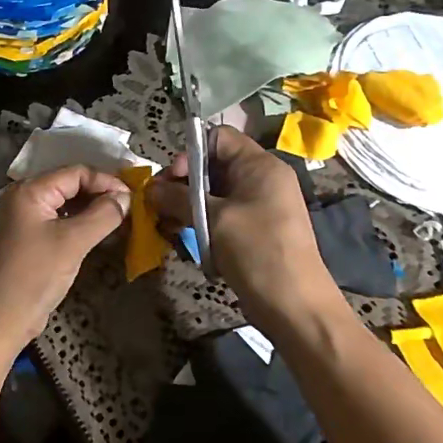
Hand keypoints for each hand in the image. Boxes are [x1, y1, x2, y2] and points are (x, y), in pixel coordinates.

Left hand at [0, 165, 130, 353]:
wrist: (0, 316)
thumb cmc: (35, 274)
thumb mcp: (73, 241)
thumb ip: (103, 214)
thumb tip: (126, 197)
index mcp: (28, 190)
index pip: (75, 172)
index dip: (106, 181)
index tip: (134, 197)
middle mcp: (23, 198)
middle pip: (69, 185)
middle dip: (100, 194)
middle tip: (131, 209)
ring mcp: (23, 219)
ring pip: (65, 204)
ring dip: (91, 210)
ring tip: (121, 221)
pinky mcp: (27, 238)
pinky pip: (58, 221)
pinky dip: (79, 224)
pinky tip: (99, 233)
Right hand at [146, 126, 336, 330]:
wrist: (293, 305)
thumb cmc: (257, 250)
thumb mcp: (212, 218)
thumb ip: (177, 197)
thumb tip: (150, 188)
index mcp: (259, 166)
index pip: (218, 138)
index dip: (192, 152)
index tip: (174, 177)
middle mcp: (259, 180)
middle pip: (210, 166)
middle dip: (180, 183)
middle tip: (158, 204)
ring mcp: (255, 206)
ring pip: (209, 193)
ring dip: (183, 206)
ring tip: (165, 224)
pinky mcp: (249, 230)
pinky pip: (216, 215)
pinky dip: (195, 222)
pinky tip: (179, 237)